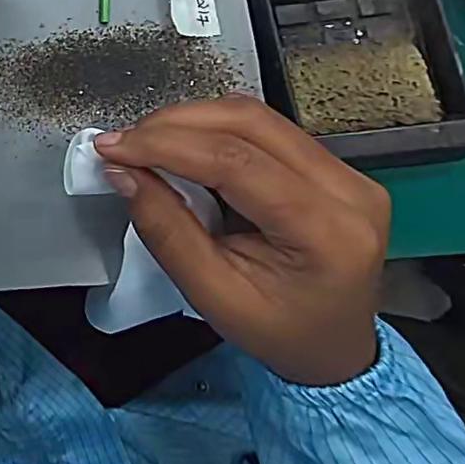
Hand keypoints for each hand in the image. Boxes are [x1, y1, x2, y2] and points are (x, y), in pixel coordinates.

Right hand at [93, 95, 390, 385]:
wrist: (332, 348)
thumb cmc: (279, 331)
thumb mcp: (212, 294)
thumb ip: (166, 229)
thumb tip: (124, 173)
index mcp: (327, 233)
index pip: (236, 161)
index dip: (167, 144)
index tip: (116, 146)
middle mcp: (348, 190)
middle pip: (246, 123)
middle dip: (173, 124)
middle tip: (124, 141)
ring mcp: (345, 172)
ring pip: (253, 115)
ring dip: (190, 120)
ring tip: (146, 142)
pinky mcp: (329, 163)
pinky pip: (262, 125)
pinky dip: (211, 126)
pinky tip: (182, 144)